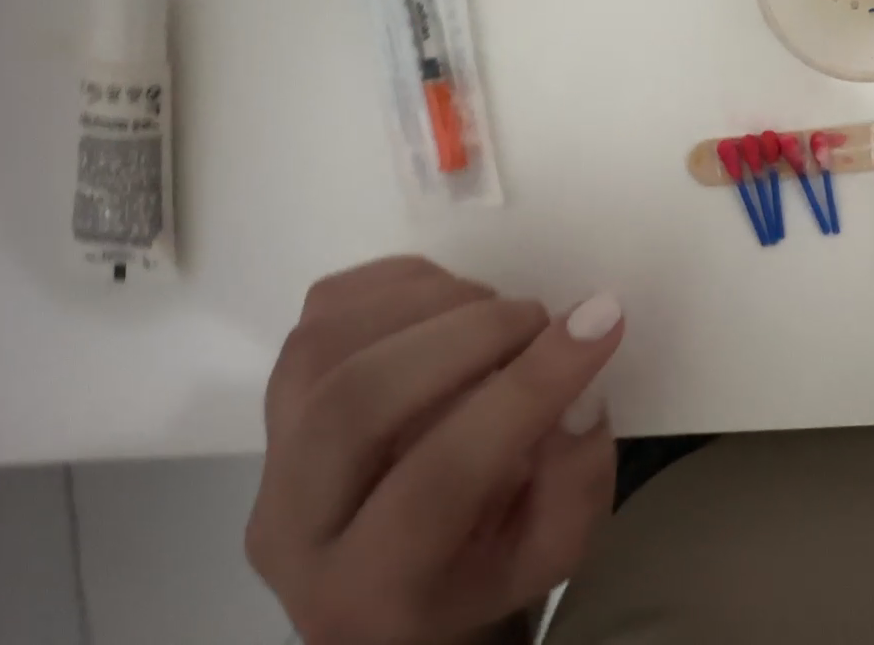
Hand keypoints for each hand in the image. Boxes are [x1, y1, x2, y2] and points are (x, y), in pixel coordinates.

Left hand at [246, 257, 623, 644]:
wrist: (393, 578)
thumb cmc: (483, 566)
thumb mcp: (554, 551)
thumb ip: (575, 478)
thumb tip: (579, 387)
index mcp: (370, 589)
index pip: (440, 477)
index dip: (528, 388)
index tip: (601, 322)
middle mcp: (293, 525)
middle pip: (360, 399)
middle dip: (471, 334)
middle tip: (540, 317)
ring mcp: (271, 450)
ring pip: (329, 343)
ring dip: (433, 302)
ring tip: (498, 312)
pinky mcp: (274, 390)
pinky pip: (323, 308)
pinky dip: (397, 283)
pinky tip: (451, 301)